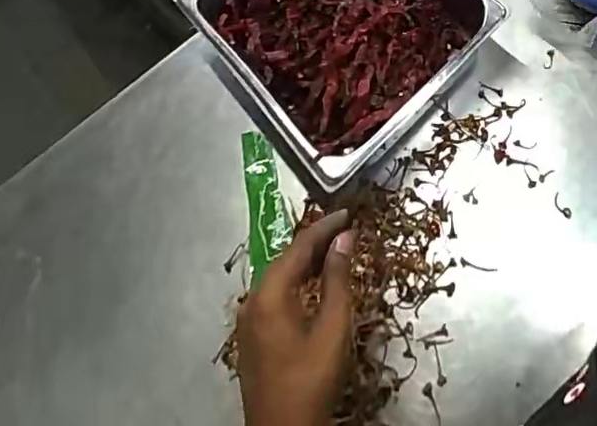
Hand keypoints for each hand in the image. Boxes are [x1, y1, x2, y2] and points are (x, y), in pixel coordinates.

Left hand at [236, 209, 354, 425]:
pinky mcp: (251, 336)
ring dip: (305, 263)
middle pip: (286, 259)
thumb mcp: (332, 330)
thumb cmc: (311, 383)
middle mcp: (252, 299)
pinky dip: (295, 284)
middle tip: (344, 232)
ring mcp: (248, 319)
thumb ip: (338, 279)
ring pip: (279, 277)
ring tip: (333, 254)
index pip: (299, 246)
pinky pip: (274, 295)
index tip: (348, 214)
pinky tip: (312, 287)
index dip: (325, 227)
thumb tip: (344, 238)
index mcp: (269, 293)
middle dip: (315, 243)